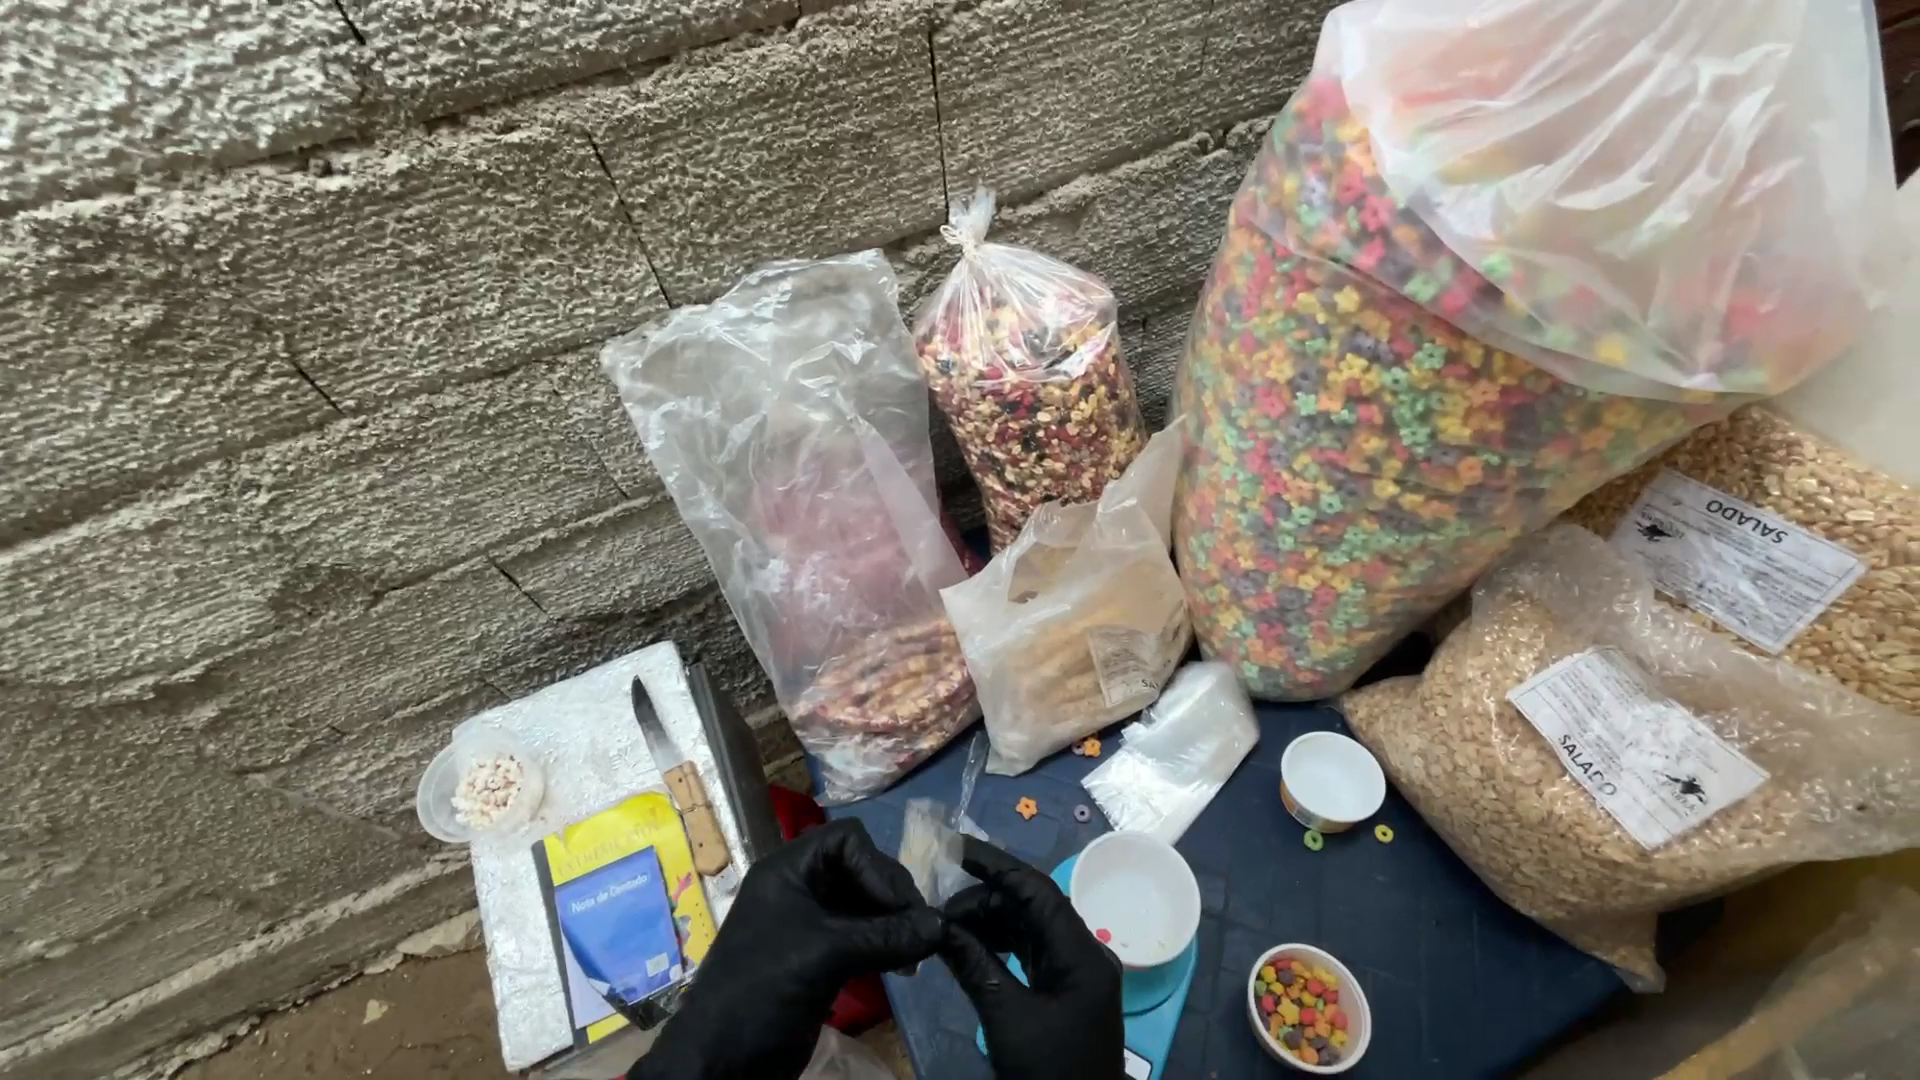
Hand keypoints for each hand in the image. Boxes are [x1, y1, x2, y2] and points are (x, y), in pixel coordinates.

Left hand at [637, 818, 943, 1079]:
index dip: (876, 866)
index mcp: (789, 869)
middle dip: (891, 896)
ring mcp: (811, 923)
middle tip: (919, 929)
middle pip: (861, 870)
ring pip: (864, 905)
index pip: (847, 840)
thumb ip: (884, 935)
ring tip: (917, 950)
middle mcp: (801, 887)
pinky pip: (861, 935)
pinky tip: (904, 966)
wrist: (719, 1065)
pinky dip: (885, 945)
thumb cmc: (763, 990)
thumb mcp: (825, 955)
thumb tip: (941, 925)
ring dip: (893, 923)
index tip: (899, 906)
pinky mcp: (820, 957)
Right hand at [940, 837, 1123, 1079]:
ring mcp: (1078, 972)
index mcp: (1082, 952)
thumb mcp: (1006, 1018)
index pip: (1037, 889)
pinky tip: (971, 947)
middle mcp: (1086, 952)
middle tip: (941, 910)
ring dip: (992, 922)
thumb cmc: (1048, 1073)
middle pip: (1033, 906)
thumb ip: (974, 965)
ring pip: (1031, 927)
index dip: (996, 865)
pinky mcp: (1067, 990)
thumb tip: (937, 925)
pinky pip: (1033, 951)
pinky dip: (1002, 945)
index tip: (957, 849)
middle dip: (986, 900)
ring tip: (950, 928)